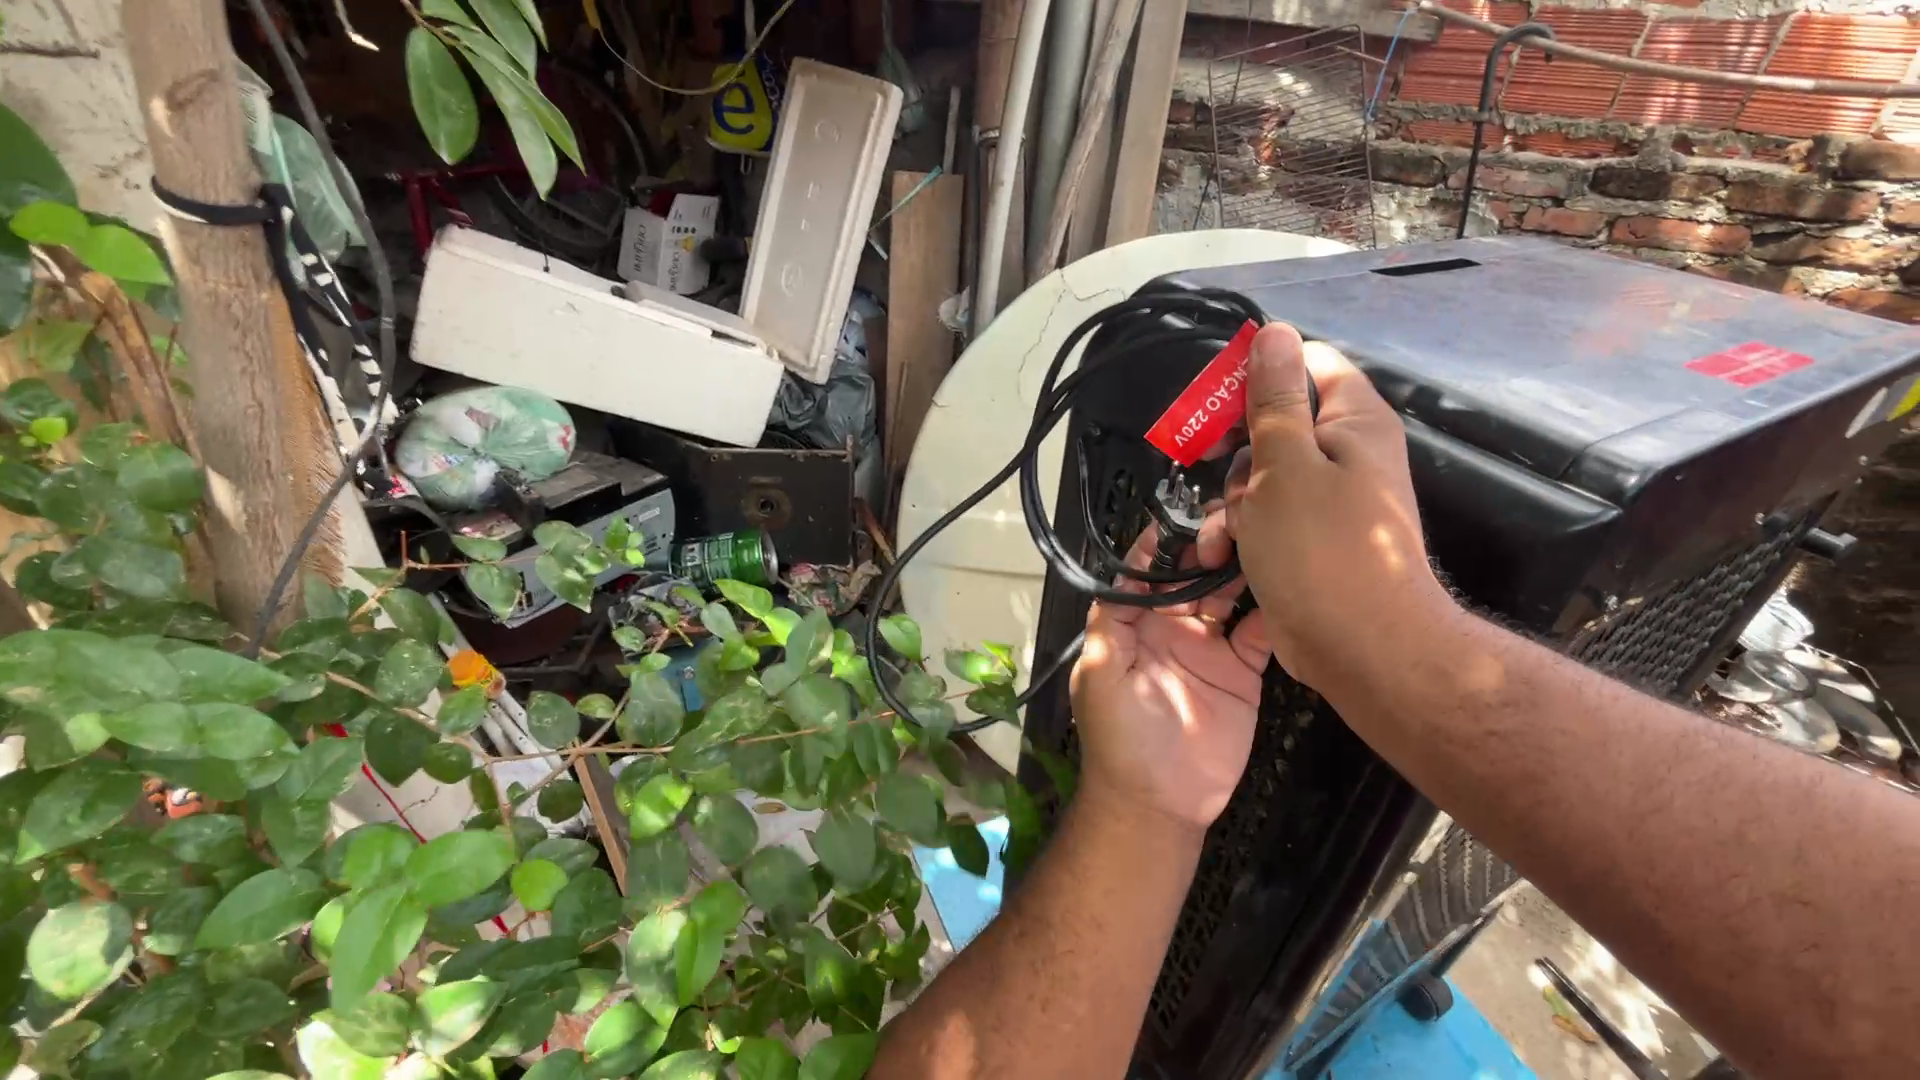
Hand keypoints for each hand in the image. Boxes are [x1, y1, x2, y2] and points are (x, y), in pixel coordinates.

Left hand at [1068, 523, 1270, 831]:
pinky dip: (1273, 613)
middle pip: (1190, 578)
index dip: (1159, 547)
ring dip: (1240, 571)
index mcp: (1132, 626)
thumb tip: (1119, 572)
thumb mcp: (1100, 673)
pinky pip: (1260, 635)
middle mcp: (1170, 629)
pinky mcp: (1242, 673)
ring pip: (1227, 597)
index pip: (1145, 575)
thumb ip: (1110, 620)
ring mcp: (1208, 649)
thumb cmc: (1121, 736)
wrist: (1159, 801)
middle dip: (1206, 549)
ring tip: (1263, 541)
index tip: (1179, 516)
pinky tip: (1287, 589)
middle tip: (1232, 522)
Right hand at [1223, 322, 1456, 692]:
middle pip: (1275, 423)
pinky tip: (1223, 554)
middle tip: (1211, 467)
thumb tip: (1275, 330)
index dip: (1260, 373)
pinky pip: (1265, 515)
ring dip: (1232, 500)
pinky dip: (1241, 530)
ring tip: (1226, 532)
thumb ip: (1275, 398)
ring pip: (1260, 475)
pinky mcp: (1308, 537)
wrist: (1360, 647)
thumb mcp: (1285, 464)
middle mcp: (1345, 453)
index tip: (1218, 400)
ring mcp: (1327, 499)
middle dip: (1236, 451)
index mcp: (1353, 421)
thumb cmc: (1321, 548)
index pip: (1308, 364)